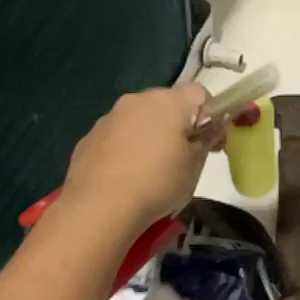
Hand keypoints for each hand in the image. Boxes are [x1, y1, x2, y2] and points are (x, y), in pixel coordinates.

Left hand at [57, 84, 210, 239]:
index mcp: (168, 102)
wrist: (100, 206)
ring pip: (138, 119)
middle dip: (177, 124)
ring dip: (149, 135)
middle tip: (182, 157)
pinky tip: (125, 176)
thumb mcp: (194, 168)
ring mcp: (109, 117)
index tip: (210, 141)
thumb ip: (205, 142)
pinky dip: (125, 149)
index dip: (209, 114)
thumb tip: (210, 130)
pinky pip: (116, 137)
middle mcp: (137, 100)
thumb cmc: (158, 183)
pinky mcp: (89, 137)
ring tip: (150, 170)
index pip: (199, 93)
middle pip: (166, 103)